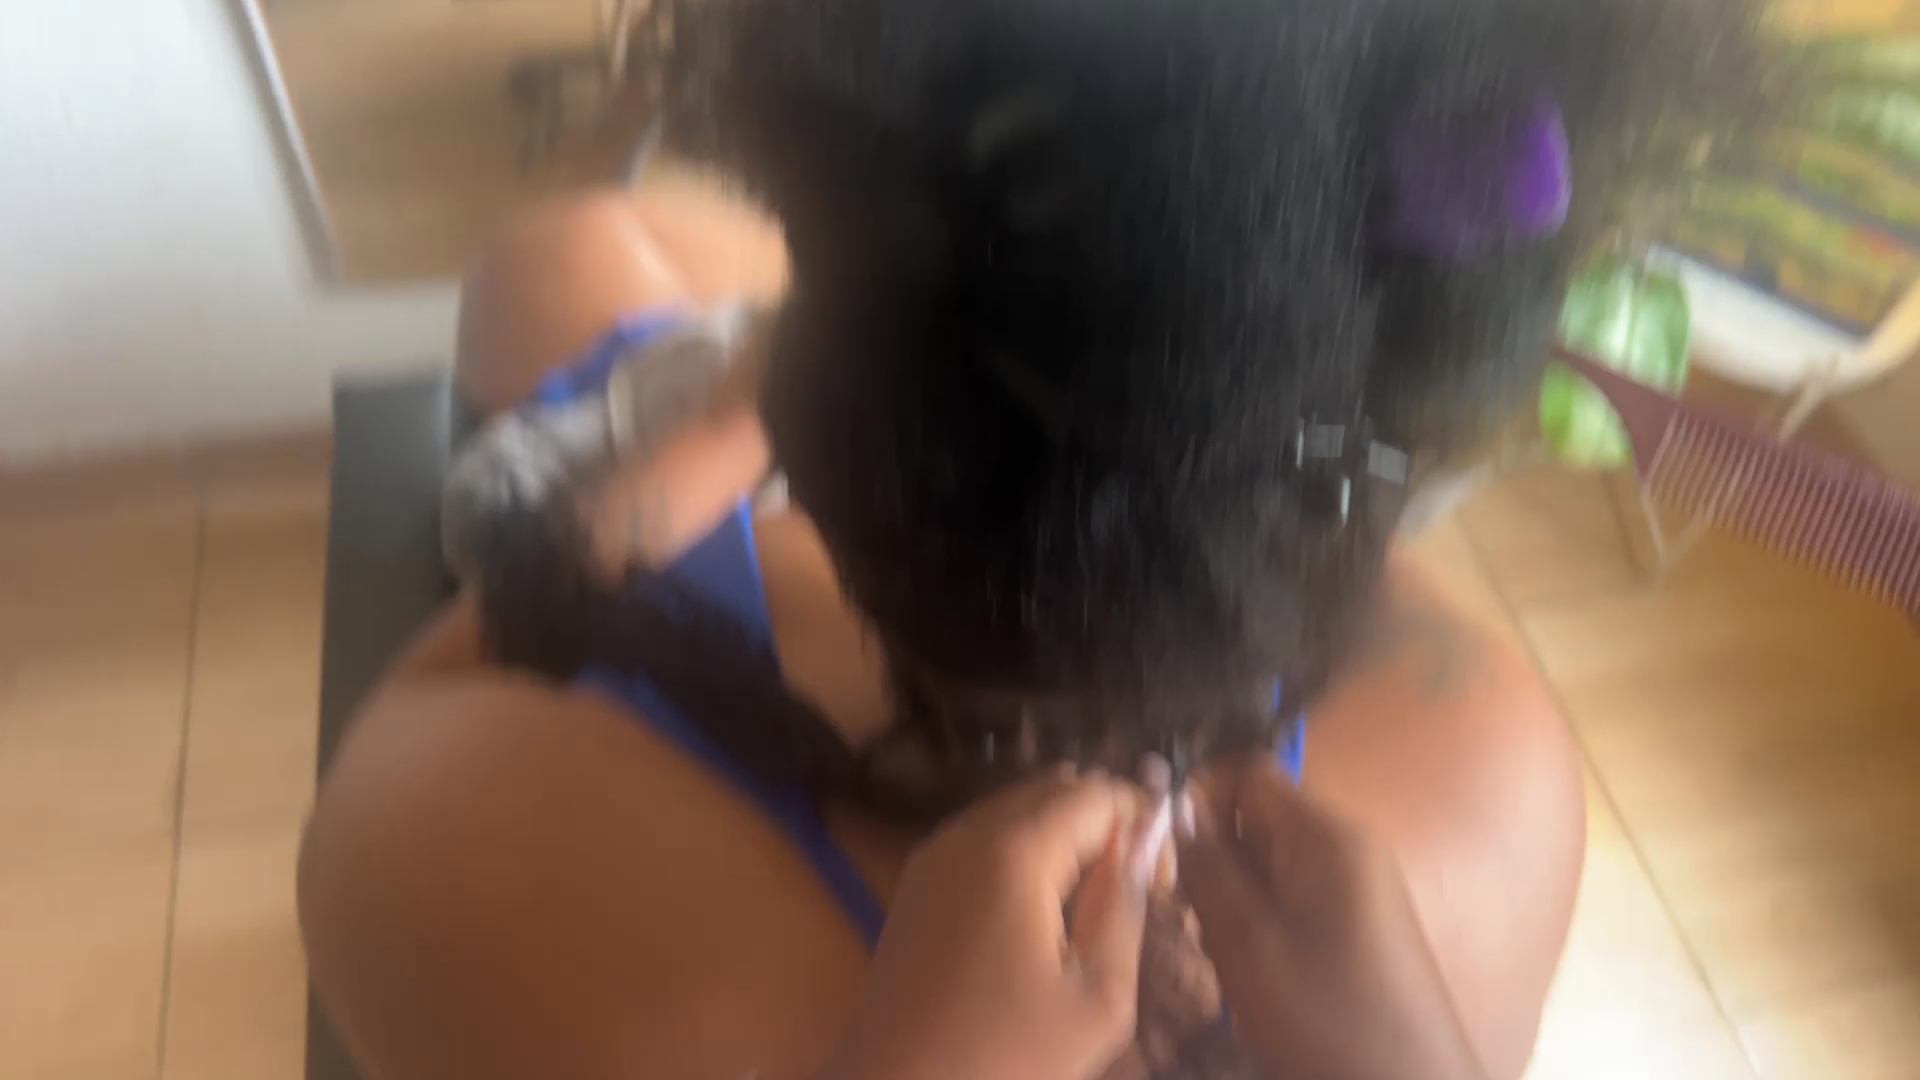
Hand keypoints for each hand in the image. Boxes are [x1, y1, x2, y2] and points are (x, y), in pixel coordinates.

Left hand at [826, 769, 1172, 1079]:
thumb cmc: (1003, 1057)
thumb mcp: (1095, 998)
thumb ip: (1123, 906)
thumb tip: (1140, 845)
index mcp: (1015, 849)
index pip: (1094, 791)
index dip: (1139, 818)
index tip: (1160, 877)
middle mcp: (971, 828)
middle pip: (1056, 787)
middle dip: (1104, 819)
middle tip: (1132, 886)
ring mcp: (938, 847)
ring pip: (1019, 804)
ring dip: (1065, 830)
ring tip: (1090, 898)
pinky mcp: (920, 872)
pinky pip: (986, 830)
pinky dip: (1025, 844)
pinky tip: (1038, 905)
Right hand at [1179, 763, 1487, 1079]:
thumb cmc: (1330, 1025)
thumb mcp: (1248, 942)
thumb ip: (1205, 864)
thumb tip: (1175, 805)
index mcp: (1326, 835)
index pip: (1247, 772)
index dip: (1202, 798)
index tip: (1174, 854)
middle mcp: (1346, 847)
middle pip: (1254, 817)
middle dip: (1216, 860)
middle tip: (1207, 923)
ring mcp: (1357, 888)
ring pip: (1265, 862)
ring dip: (1233, 899)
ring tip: (1234, 960)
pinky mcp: (1358, 926)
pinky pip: (1289, 898)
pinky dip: (1261, 925)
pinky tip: (1259, 975)